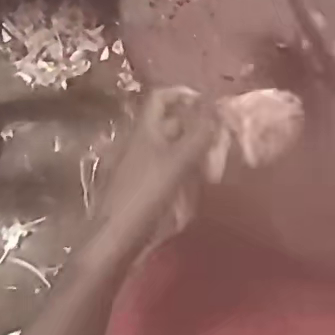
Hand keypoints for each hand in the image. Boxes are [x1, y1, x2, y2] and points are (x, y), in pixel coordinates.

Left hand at [91, 88, 218, 243]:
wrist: (114, 239)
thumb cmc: (145, 195)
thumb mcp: (178, 162)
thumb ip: (199, 134)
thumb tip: (217, 108)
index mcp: (145, 129)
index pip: (162, 96)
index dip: (184, 94)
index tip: (209, 105)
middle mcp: (139, 141)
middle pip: (168, 121)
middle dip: (195, 125)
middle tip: (219, 136)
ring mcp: (137, 164)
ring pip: (169, 146)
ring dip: (192, 148)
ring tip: (213, 159)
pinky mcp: (140, 186)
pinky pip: (166, 167)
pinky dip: (184, 168)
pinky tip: (197, 182)